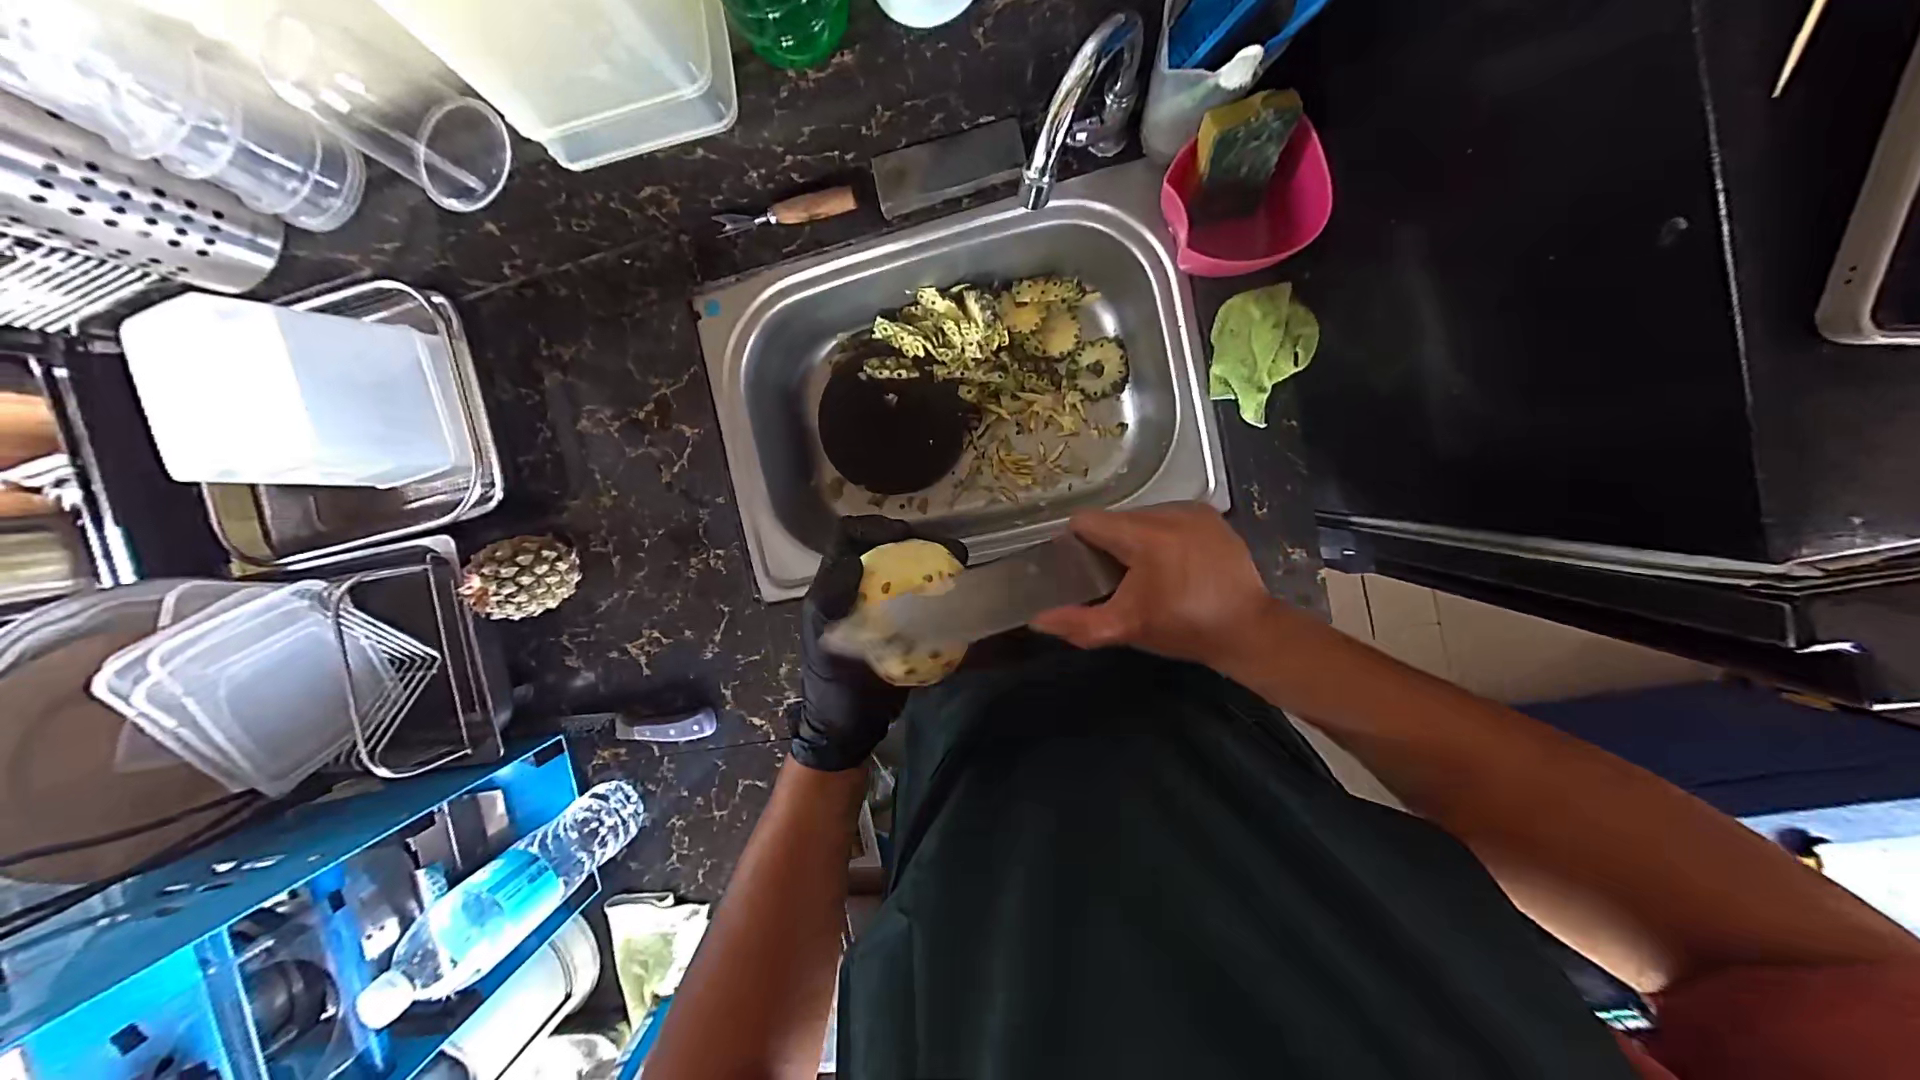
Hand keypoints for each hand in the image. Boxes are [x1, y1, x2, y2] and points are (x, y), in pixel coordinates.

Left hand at [794, 516, 967, 771]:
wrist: (851, 730)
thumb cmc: (834, 690)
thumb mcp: (828, 649)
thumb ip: (832, 605)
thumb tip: (849, 563)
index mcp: (833, 586)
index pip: (849, 537)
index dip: (875, 526)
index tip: (906, 534)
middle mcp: (858, 588)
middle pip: (887, 547)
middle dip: (918, 542)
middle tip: (948, 552)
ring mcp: (882, 607)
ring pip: (908, 569)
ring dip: (934, 563)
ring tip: (960, 568)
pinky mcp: (902, 626)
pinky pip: (923, 598)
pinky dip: (942, 591)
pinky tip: (961, 595)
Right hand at [1029, 503, 1278, 667]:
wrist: (1249, 631)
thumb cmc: (1183, 628)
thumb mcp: (1126, 628)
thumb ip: (1078, 623)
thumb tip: (1036, 621)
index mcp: (1143, 533)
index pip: (1087, 522)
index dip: (1077, 546)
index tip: (1084, 573)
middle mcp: (1167, 510)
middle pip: (1115, 520)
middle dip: (1109, 546)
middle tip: (1116, 582)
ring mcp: (1193, 510)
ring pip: (1141, 518)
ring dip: (1135, 541)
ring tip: (1146, 575)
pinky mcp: (1212, 517)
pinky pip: (1169, 519)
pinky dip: (1162, 537)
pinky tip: (1173, 566)